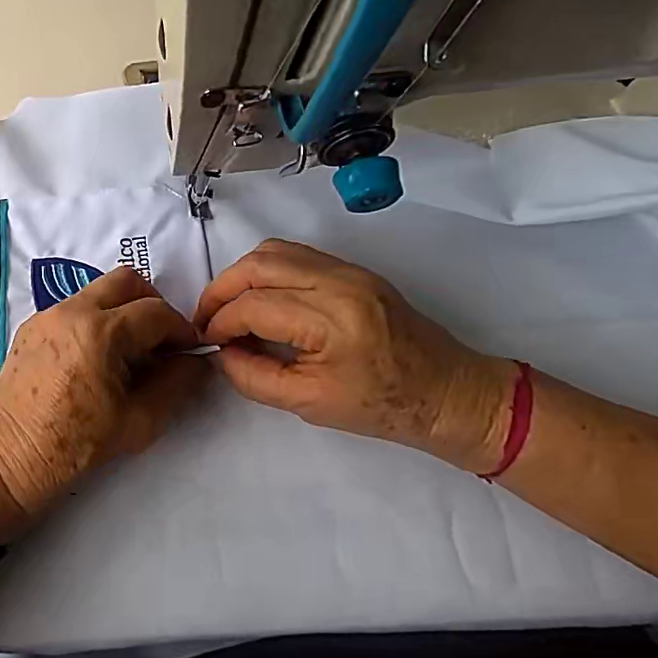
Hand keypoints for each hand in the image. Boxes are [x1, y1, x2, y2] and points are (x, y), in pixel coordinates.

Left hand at [0, 266, 212, 541]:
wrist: (8, 456)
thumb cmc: (74, 444)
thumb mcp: (139, 420)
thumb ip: (175, 383)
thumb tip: (194, 360)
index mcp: (99, 332)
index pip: (156, 312)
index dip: (180, 330)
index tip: (188, 351)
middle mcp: (70, 312)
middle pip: (126, 282)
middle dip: (152, 305)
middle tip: (160, 341)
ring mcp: (45, 317)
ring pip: (96, 292)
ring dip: (121, 311)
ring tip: (129, 353)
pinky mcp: (29, 328)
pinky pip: (72, 309)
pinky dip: (93, 320)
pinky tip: (97, 358)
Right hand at [192, 239, 515, 472]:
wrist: (449, 393)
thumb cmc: (381, 406)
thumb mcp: (305, 403)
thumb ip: (251, 376)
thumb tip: (220, 352)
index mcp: (332, 320)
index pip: (252, 305)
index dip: (219, 323)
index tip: (209, 343)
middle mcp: (339, 283)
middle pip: (256, 265)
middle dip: (220, 291)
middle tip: (207, 319)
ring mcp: (349, 271)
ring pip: (272, 252)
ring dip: (240, 276)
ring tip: (229, 307)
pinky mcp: (353, 270)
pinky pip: (293, 255)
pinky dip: (264, 271)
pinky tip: (259, 299)